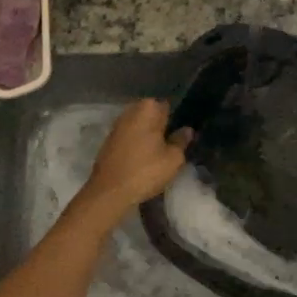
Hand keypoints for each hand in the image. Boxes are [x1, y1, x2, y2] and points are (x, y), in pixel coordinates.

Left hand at [78, 99, 190, 215]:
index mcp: (148, 109)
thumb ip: (181, 141)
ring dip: (148, 134)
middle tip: (173, 142)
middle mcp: (130, 111)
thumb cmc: (145, 171)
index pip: (168, 105)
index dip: (177, 116)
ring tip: (160, 150)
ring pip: (139, 125)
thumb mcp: (173, 159)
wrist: (110, 191)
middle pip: (152, 113)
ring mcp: (117, 125)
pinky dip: (137, 141)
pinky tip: (144, 156)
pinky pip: (129, 135)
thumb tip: (187, 129)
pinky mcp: (109, 140)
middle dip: (161, 124)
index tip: (184, 130)